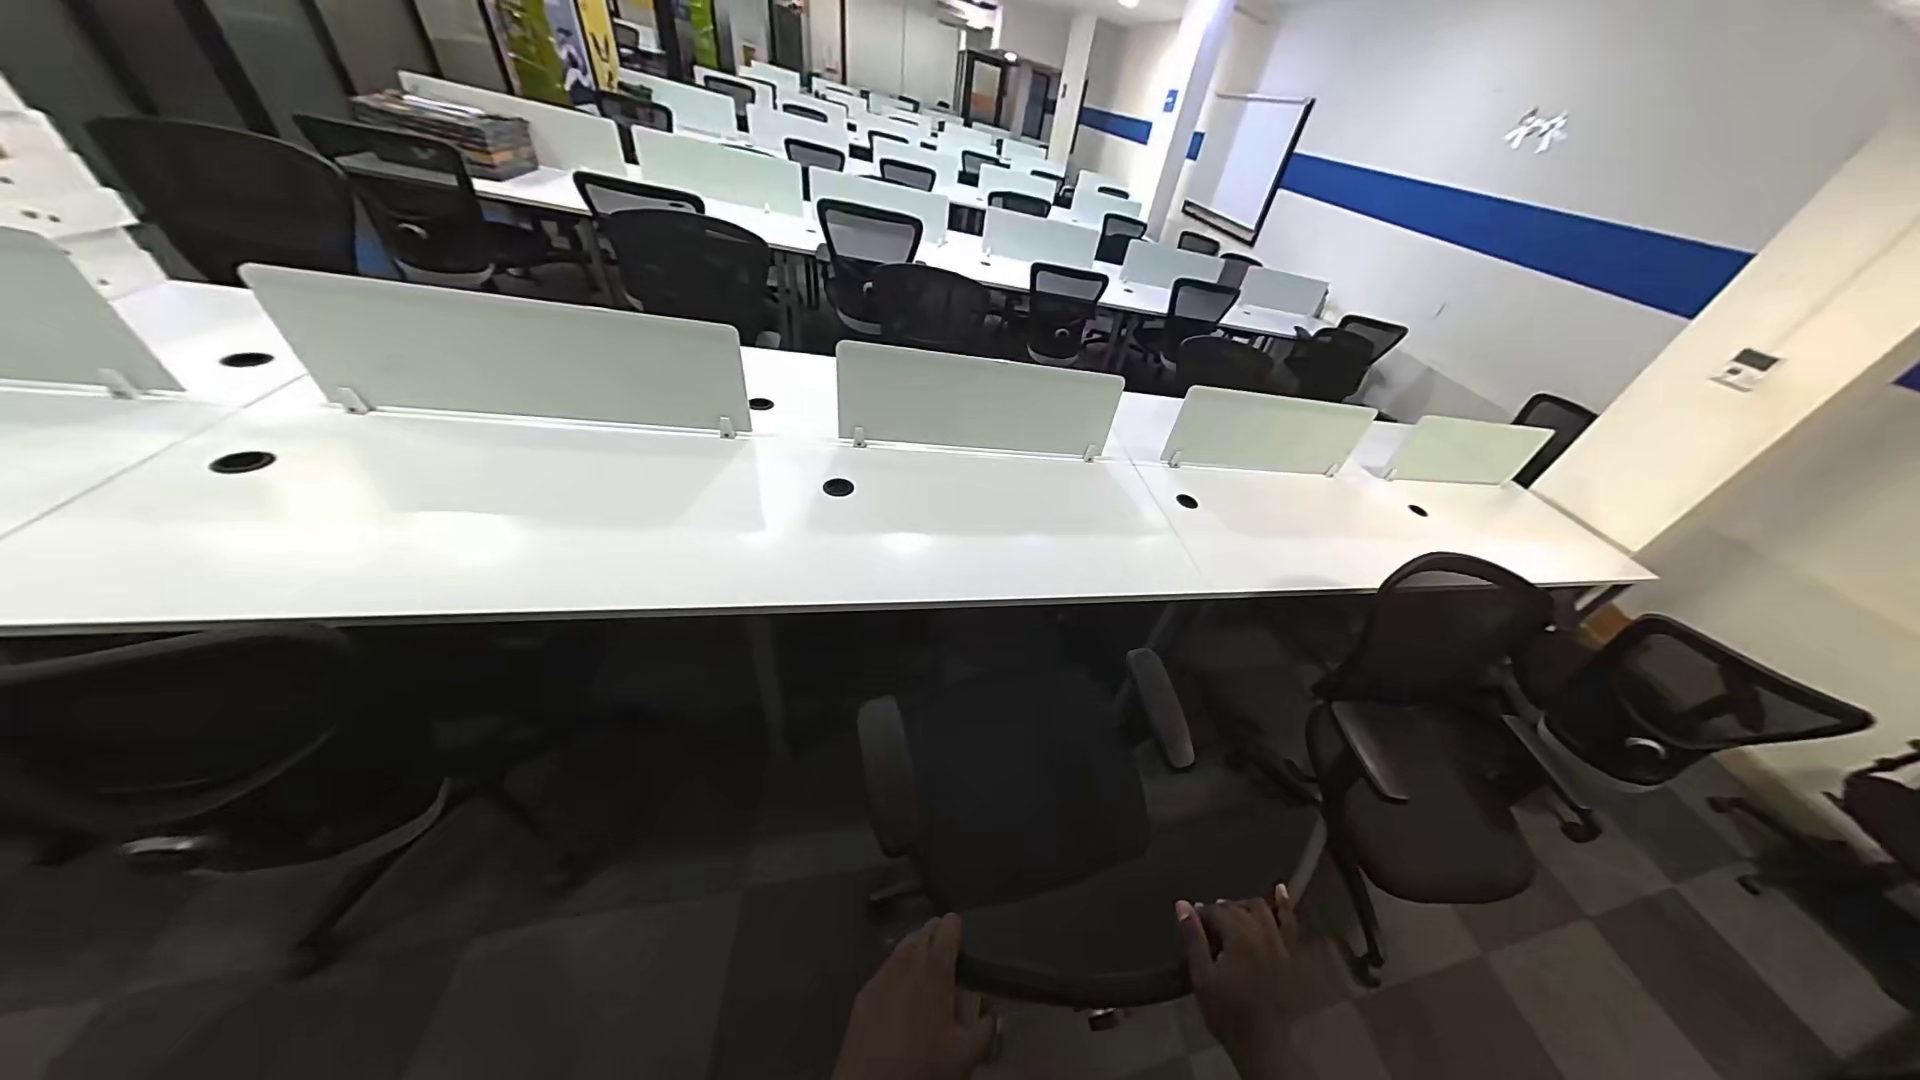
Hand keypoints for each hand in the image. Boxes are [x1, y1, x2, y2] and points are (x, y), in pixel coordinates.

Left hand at [839, 913, 995, 1079]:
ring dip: (917, 949)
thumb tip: (991, 1015)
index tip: (961, 937)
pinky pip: (887, 967)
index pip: (947, 928)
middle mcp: (908, 962)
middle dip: (936, 935)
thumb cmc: (922, 1066)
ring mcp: (883, 973)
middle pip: (924, 931)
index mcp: (935, 969)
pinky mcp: (866, 990)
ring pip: (904, 945)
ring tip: (926, 970)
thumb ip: (984, 1028)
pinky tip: (903, 992)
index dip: (956, 928)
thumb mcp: (965, 1053)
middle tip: (946, 953)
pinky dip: (898, 969)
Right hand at [1177, 886, 1298, 1079]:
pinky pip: (1289, 923)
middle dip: (1219, 910)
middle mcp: (1263, 934)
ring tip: (1230, 914)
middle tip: (1207, 925)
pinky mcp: (1290, 955)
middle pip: (1236, 907)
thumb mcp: (1202, 977)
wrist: (1263, 1046)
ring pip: (1260, 909)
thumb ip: (1193, 938)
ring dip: (1243, 905)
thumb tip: (1183, 904)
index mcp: (1240, 938)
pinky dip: (1284, 905)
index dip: (1201, 915)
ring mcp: (1280, 944)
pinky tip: (1280, 889)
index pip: (1216, 911)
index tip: (1192, 923)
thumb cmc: (1227, 1013)